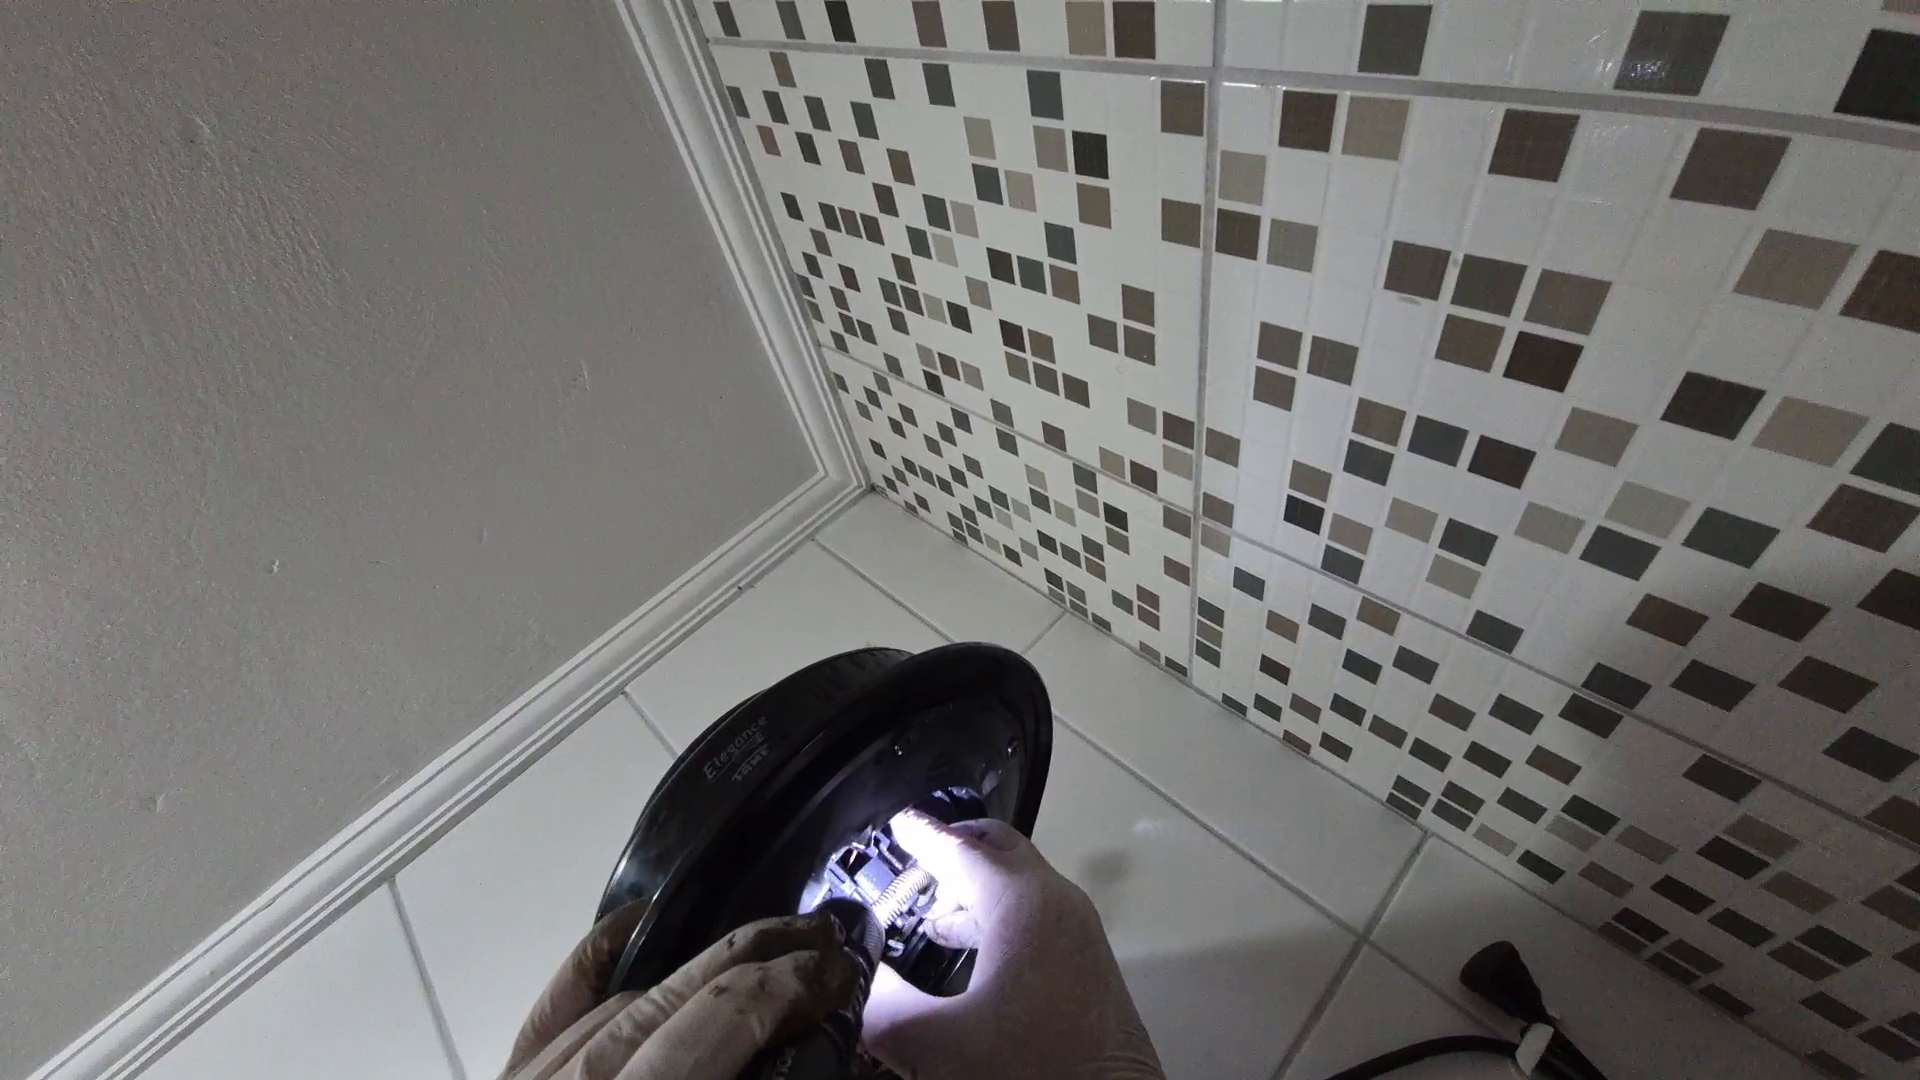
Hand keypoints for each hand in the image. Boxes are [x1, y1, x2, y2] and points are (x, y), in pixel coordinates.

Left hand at [500, 901, 856, 1079]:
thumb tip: (846, 1072)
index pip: (719, 1026)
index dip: (785, 989)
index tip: (837, 975)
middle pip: (680, 1001)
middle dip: (763, 958)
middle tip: (822, 941)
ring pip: (628, 998)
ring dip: (706, 960)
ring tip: (765, 941)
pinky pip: (552, 1008)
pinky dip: (596, 960)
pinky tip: (637, 928)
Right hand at [861, 813, 1164, 1079]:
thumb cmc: (1030, 1069)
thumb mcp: (942, 1046)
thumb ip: (887, 1010)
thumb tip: (859, 986)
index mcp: (1022, 902)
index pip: (961, 850)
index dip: (924, 835)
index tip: (898, 821)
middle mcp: (1055, 900)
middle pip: (998, 849)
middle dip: (955, 849)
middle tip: (913, 867)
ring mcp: (1076, 927)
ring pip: (1019, 881)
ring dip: (975, 887)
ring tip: (932, 915)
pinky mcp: (1087, 958)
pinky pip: (1035, 911)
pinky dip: (998, 913)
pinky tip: (971, 951)